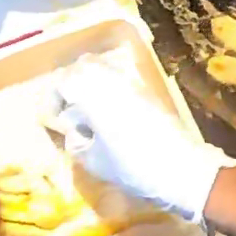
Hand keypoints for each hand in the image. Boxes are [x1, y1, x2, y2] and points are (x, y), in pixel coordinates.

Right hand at [52, 73, 233, 223]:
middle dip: (70, 83)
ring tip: (86, 112)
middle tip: (66, 109)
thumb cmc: (134, 166)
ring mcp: (132, 83)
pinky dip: (107, 89)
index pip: (64, 81)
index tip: (52, 118)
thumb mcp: (94, 162)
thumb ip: (76, 141)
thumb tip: (73, 130)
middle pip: (83, 66)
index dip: (53, 98)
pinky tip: (108, 114)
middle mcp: (112, 80)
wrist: (183, 169)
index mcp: (95, 94)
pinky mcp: (147, 91)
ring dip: (89, 84)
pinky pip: (119, 79)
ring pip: (103, 69)